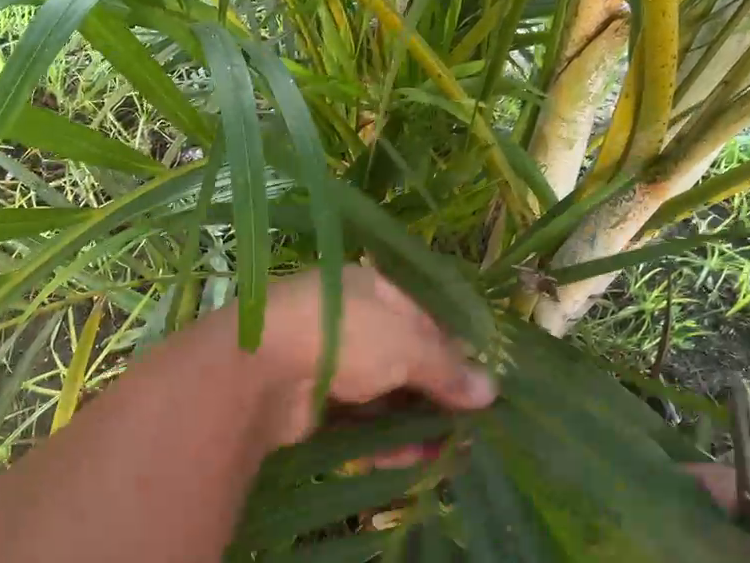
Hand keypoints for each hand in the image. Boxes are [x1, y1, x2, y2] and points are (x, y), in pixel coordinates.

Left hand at [217, 264, 497, 450]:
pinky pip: (359, 421)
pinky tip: (418, 461)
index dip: (451, 348)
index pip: (420, 316)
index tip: (482, 384)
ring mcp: (328, 361)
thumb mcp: (405, 342)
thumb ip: (446, 366)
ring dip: (415, 421)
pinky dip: (387, 439)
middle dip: (436, 391)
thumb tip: (490, 389)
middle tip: (472, 426)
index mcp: (366, 289)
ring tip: (453, 452)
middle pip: (401, 356)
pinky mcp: (314, 401)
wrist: (260, 368)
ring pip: (382, 393)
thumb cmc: (341, 334)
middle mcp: (347, 320)